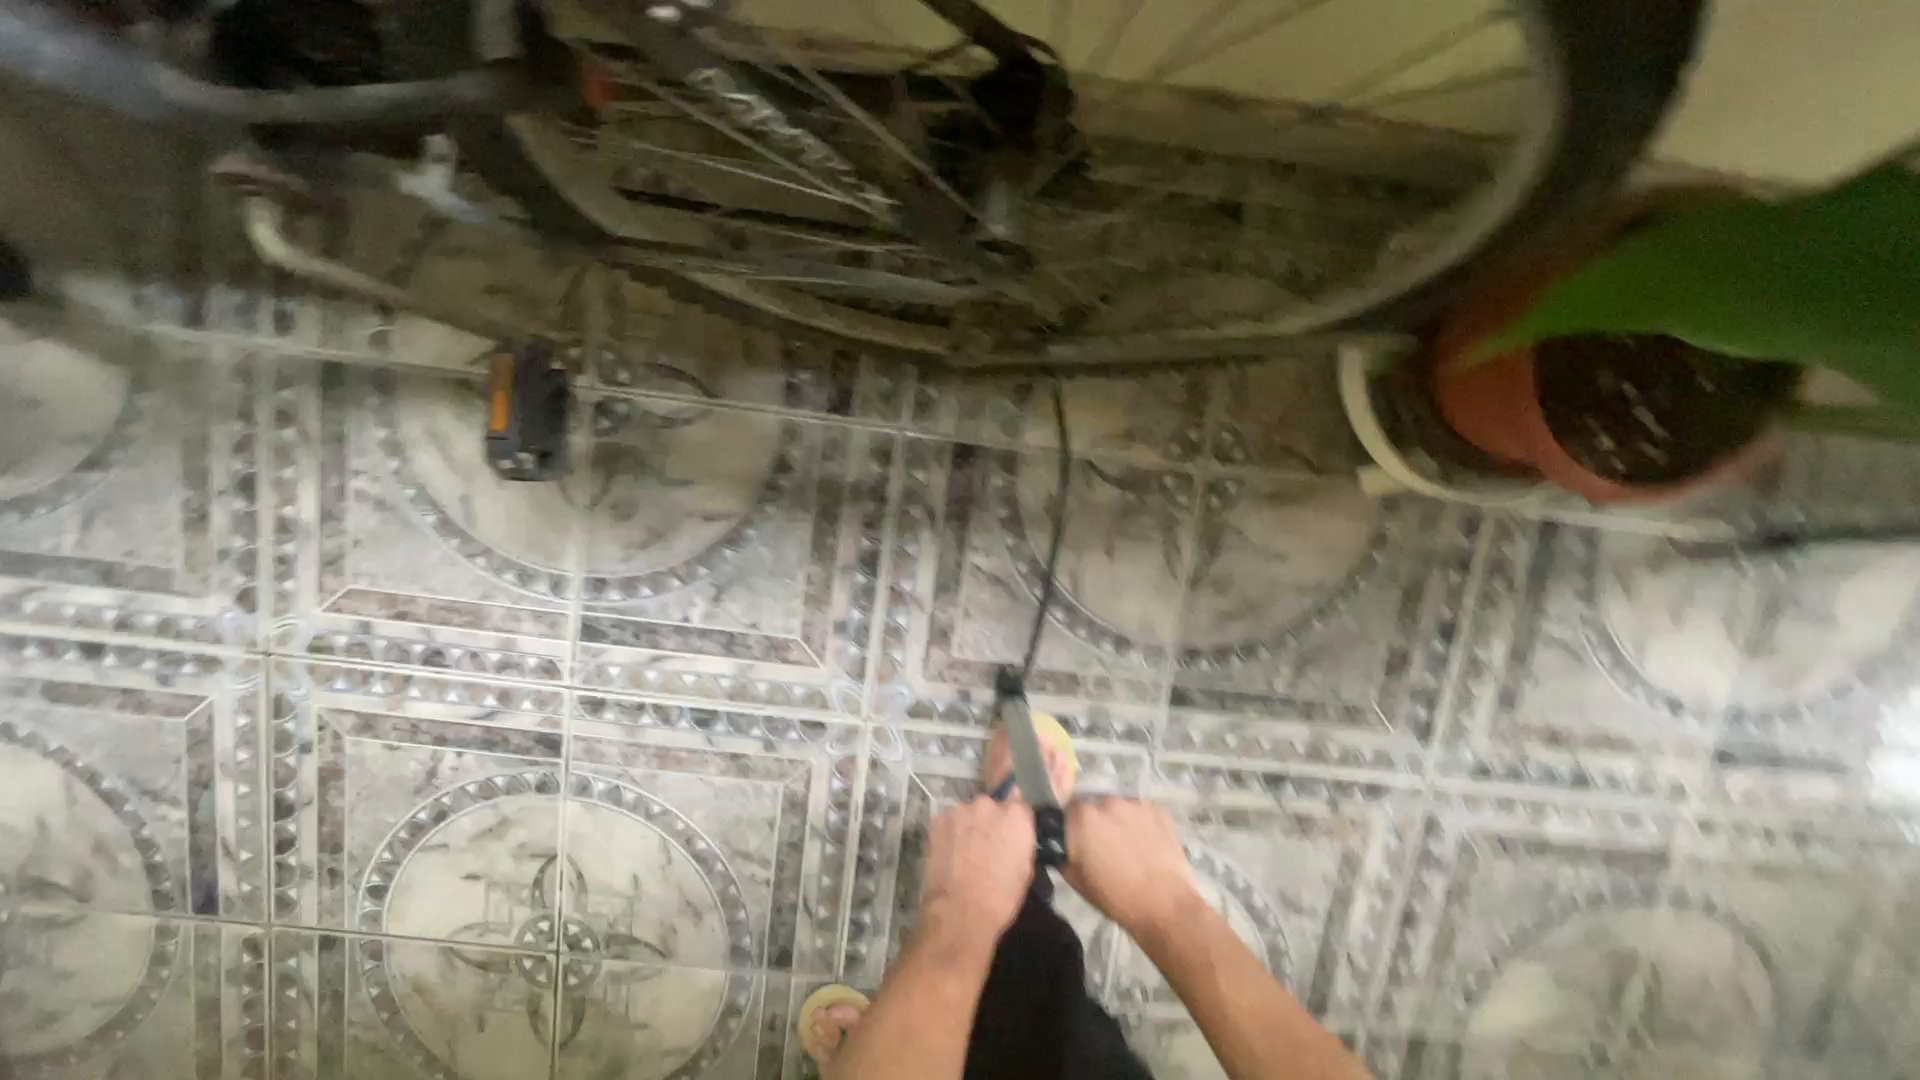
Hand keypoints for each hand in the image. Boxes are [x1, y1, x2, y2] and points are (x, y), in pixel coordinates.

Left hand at [915, 796, 1035, 944]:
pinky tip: (948, 853)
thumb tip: (1016, 824)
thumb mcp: (1024, 868)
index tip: (1008, 834)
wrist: (960, 911)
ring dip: (967, 825)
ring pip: (967, 813)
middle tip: (984, 844)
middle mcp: (988, 804)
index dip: (1013, 820)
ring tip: (963, 852)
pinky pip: (947, 822)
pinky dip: (949, 833)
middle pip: (990, 806)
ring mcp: (960, 810)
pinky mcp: (938, 819)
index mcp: (1015, 816)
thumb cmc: (1000, 896)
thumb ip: (1020, 839)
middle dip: (988, 821)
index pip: (1018, 804)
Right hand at [1063, 797, 1201, 936]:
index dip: (1071, 823)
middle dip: (1095, 820)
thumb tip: (1061, 845)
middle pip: (1094, 804)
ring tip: (1127, 844)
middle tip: (1102, 844)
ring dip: (1118, 819)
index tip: (1077, 839)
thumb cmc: (1114, 896)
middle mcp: (1107, 801)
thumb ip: (1062, 853)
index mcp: (1082, 817)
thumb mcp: (1075, 880)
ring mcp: (1135, 803)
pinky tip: (1145, 843)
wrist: (1163, 904)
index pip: (1068, 808)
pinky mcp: (1158, 810)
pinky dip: (1139, 823)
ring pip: (1119, 806)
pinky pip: (1140, 811)